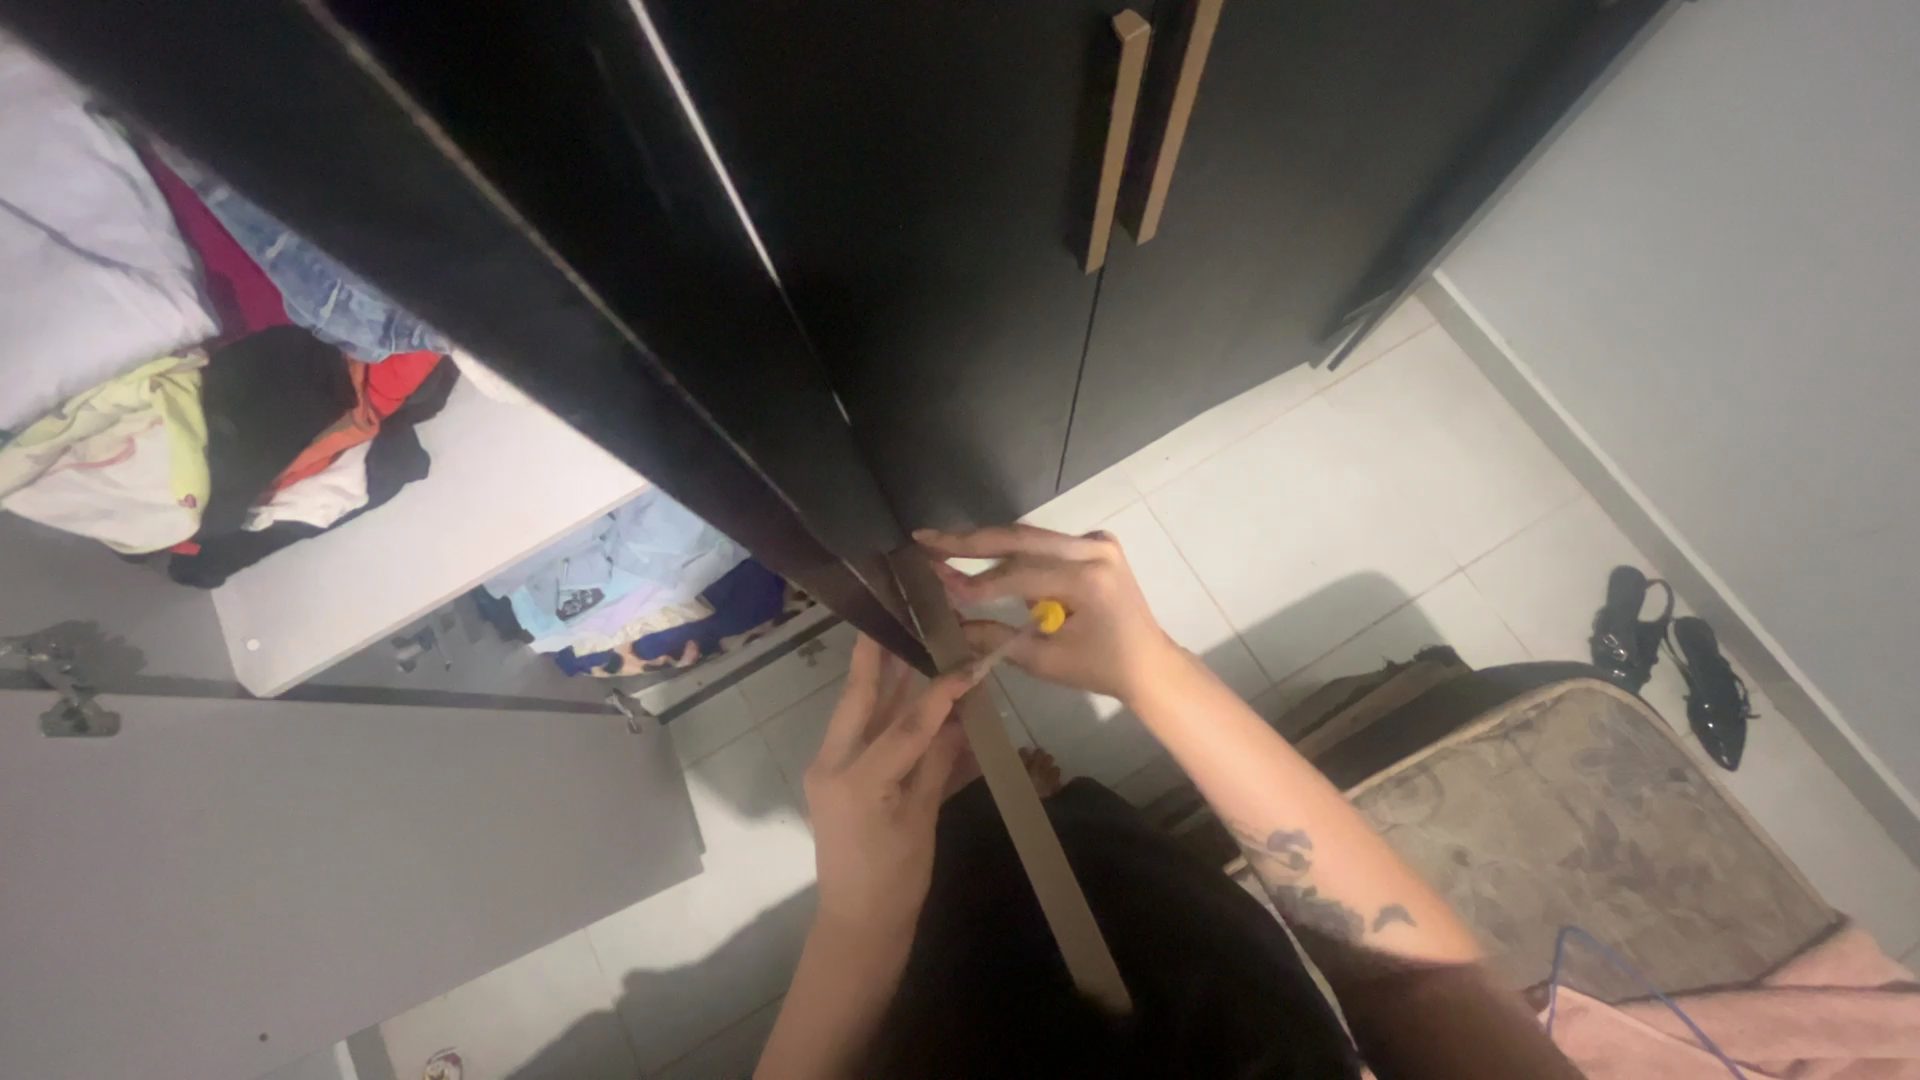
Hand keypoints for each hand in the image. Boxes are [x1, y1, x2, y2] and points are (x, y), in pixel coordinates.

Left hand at [804, 634, 972, 941]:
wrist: (856, 928)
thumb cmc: (894, 883)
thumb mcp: (922, 821)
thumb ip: (938, 763)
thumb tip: (961, 715)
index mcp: (856, 780)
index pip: (906, 723)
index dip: (940, 691)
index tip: (966, 662)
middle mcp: (832, 764)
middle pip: (860, 698)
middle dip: (876, 655)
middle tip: (890, 611)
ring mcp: (828, 769)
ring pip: (856, 710)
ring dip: (878, 676)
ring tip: (897, 635)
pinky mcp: (833, 776)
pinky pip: (860, 733)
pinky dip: (881, 710)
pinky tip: (898, 685)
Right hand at [913, 524, 1182, 703]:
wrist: (1148, 662)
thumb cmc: (1099, 668)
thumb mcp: (1045, 660)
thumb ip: (996, 637)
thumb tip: (951, 623)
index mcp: (1088, 579)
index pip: (1020, 574)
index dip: (976, 581)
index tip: (937, 580)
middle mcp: (1094, 548)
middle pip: (1021, 539)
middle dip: (969, 542)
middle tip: (926, 538)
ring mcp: (1097, 540)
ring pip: (1029, 537)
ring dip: (988, 547)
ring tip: (943, 548)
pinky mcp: (1095, 542)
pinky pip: (1044, 543)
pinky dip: (1013, 552)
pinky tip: (980, 558)